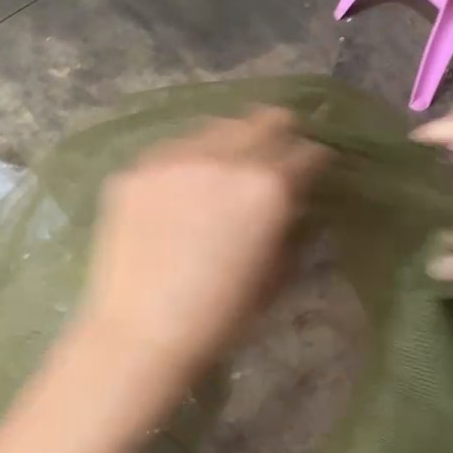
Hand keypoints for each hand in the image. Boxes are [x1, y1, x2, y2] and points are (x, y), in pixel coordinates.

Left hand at [79, 109, 326, 376]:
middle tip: (275, 155)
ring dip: (232, 141)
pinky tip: (184, 187)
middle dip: (279, 134)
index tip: (313, 169)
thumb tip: (291, 204)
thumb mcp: (276, 272)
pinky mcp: (137, 169)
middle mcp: (226, 158)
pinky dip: (190, 159)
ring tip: (226, 166)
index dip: (315, 160)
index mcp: (270, 187)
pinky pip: (174, 149)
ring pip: (218, 126)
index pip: (308, 152)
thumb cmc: (222, 316)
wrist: (141, 333)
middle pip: (266, 119)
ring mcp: (176, 158)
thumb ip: (289, 226)